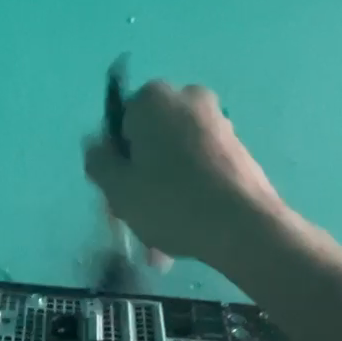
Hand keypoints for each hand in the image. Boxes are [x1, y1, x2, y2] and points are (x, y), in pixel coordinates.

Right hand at [84, 80, 286, 266]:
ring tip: (158, 241)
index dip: (114, 160)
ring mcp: (217, 123)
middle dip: (138, 180)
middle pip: (147, 142)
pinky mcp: (237, 149)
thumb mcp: (117, 188)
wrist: (245, 228)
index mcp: (153, 99)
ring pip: (172, 160)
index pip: (118, 124)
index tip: (116, 193)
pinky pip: (198, 169)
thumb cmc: (171, 203)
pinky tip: (182, 231)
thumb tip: (96, 144)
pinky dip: (187, 194)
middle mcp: (188, 99)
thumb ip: (98, 161)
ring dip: (161, 194)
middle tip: (135, 219)